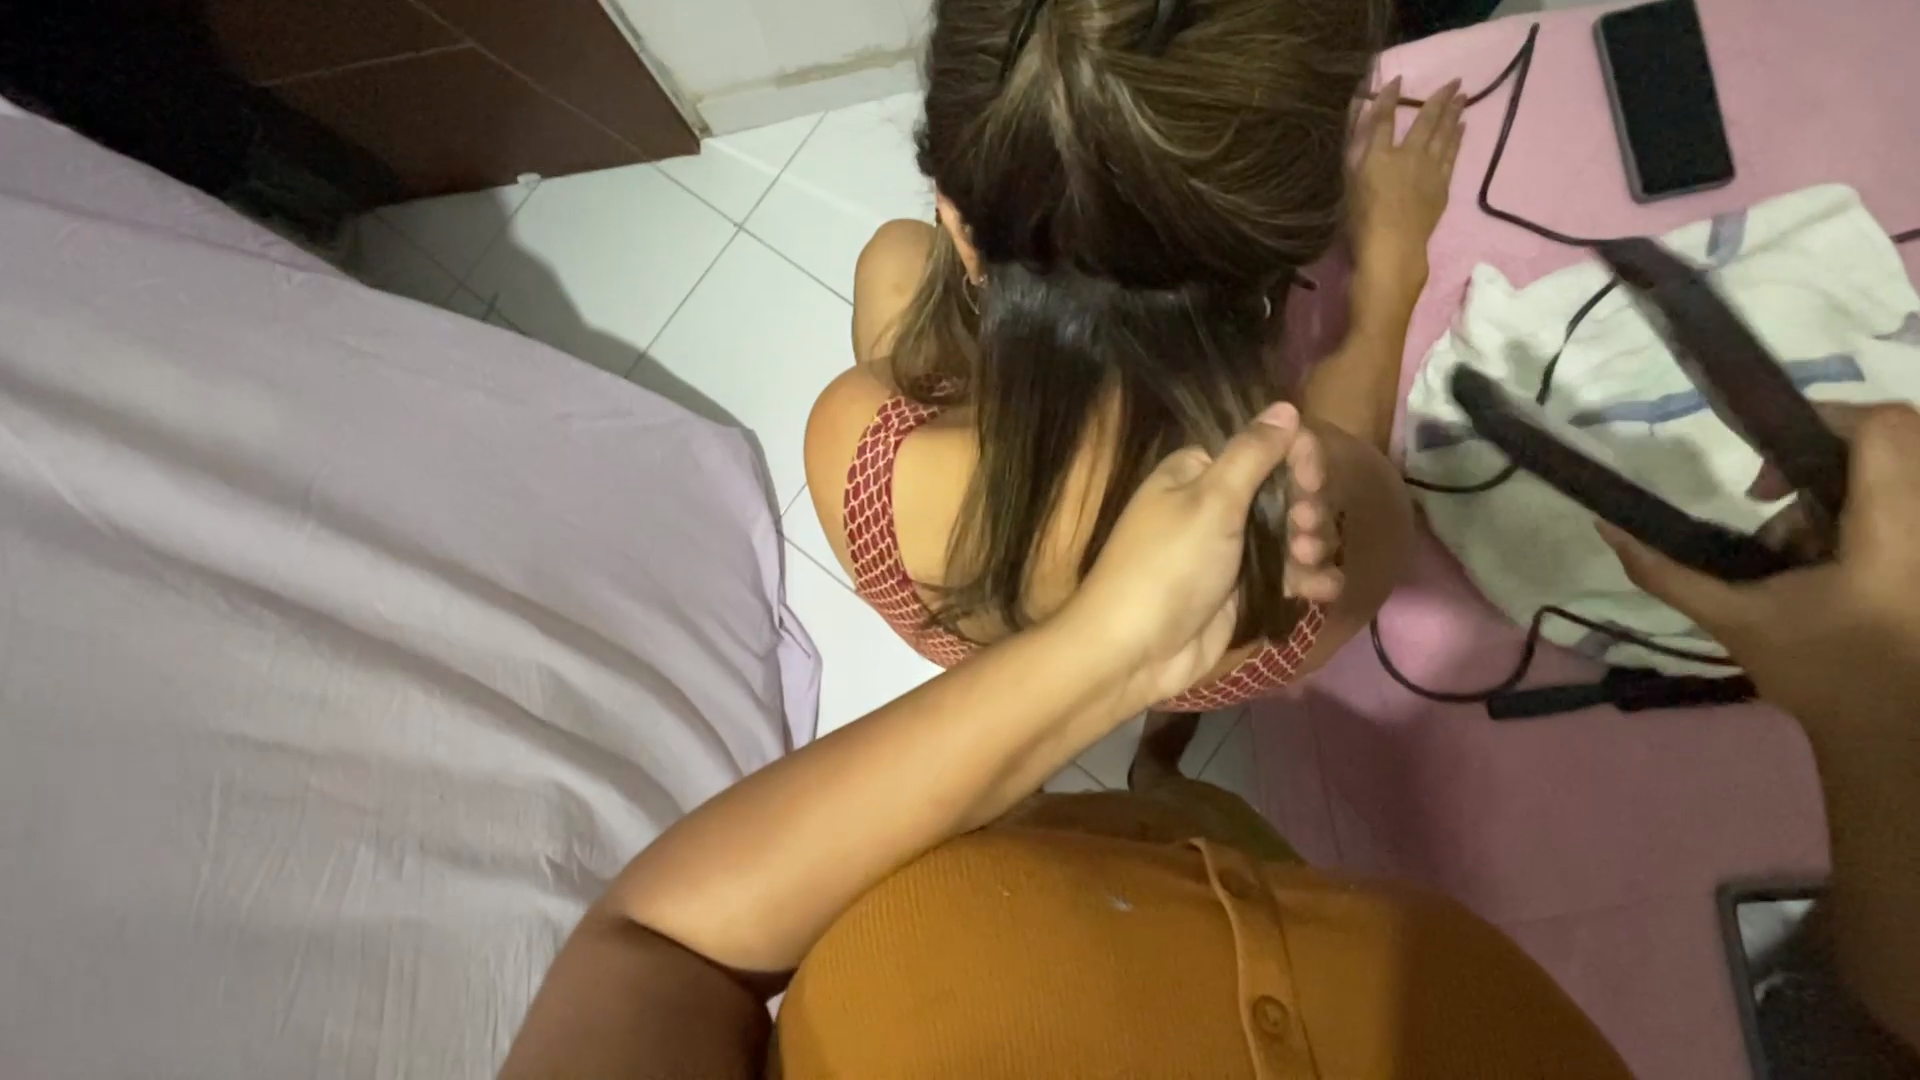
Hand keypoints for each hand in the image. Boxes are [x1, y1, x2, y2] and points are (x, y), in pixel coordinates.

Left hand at [1059, 402, 1342, 709]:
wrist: (1134, 649)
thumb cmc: (1167, 566)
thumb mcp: (1209, 502)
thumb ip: (1251, 453)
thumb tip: (1284, 407)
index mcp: (1196, 472)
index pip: (1261, 447)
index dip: (1295, 458)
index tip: (1311, 478)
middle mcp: (1214, 505)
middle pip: (1284, 489)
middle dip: (1305, 506)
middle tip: (1303, 529)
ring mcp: (1230, 549)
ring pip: (1293, 533)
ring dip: (1311, 544)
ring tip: (1305, 562)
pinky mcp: (1243, 589)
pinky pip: (1289, 574)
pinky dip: (1309, 579)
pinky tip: (1321, 590)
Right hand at [1349, 77, 1465, 305]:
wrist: (1391, 251)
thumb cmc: (1359, 226)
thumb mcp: (1347, 189)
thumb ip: (1353, 156)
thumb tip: (1359, 127)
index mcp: (1377, 156)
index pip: (1381, 119)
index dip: (1387, 98)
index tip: (1396, 79)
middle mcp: (1407, 155)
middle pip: (1424, 120)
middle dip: (1437, 99)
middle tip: (1452, 81)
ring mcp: (1429, 169)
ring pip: (1443, 133)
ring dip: (1453, 113)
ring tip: (1462, 96)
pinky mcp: (1442, 186)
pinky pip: (1452, 154)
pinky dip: (1457, 138)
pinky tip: (1462, 127)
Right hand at [1598, 403, 1919, 736]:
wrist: (1896, 725)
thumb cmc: (1817, 671)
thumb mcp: (1728, 618)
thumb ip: (1664, 570)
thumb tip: (1606, 526)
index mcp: (1890, 533)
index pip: (1885, 429)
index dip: (1824, 418)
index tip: (1764, 466)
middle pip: (1903, 437)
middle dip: (1824, 453)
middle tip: (1773, 495)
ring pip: (1904, 469)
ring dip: (1836, 491)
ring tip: (1790, 546)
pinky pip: (1905, 499)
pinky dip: (1856, 513)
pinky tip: (1821, 560)